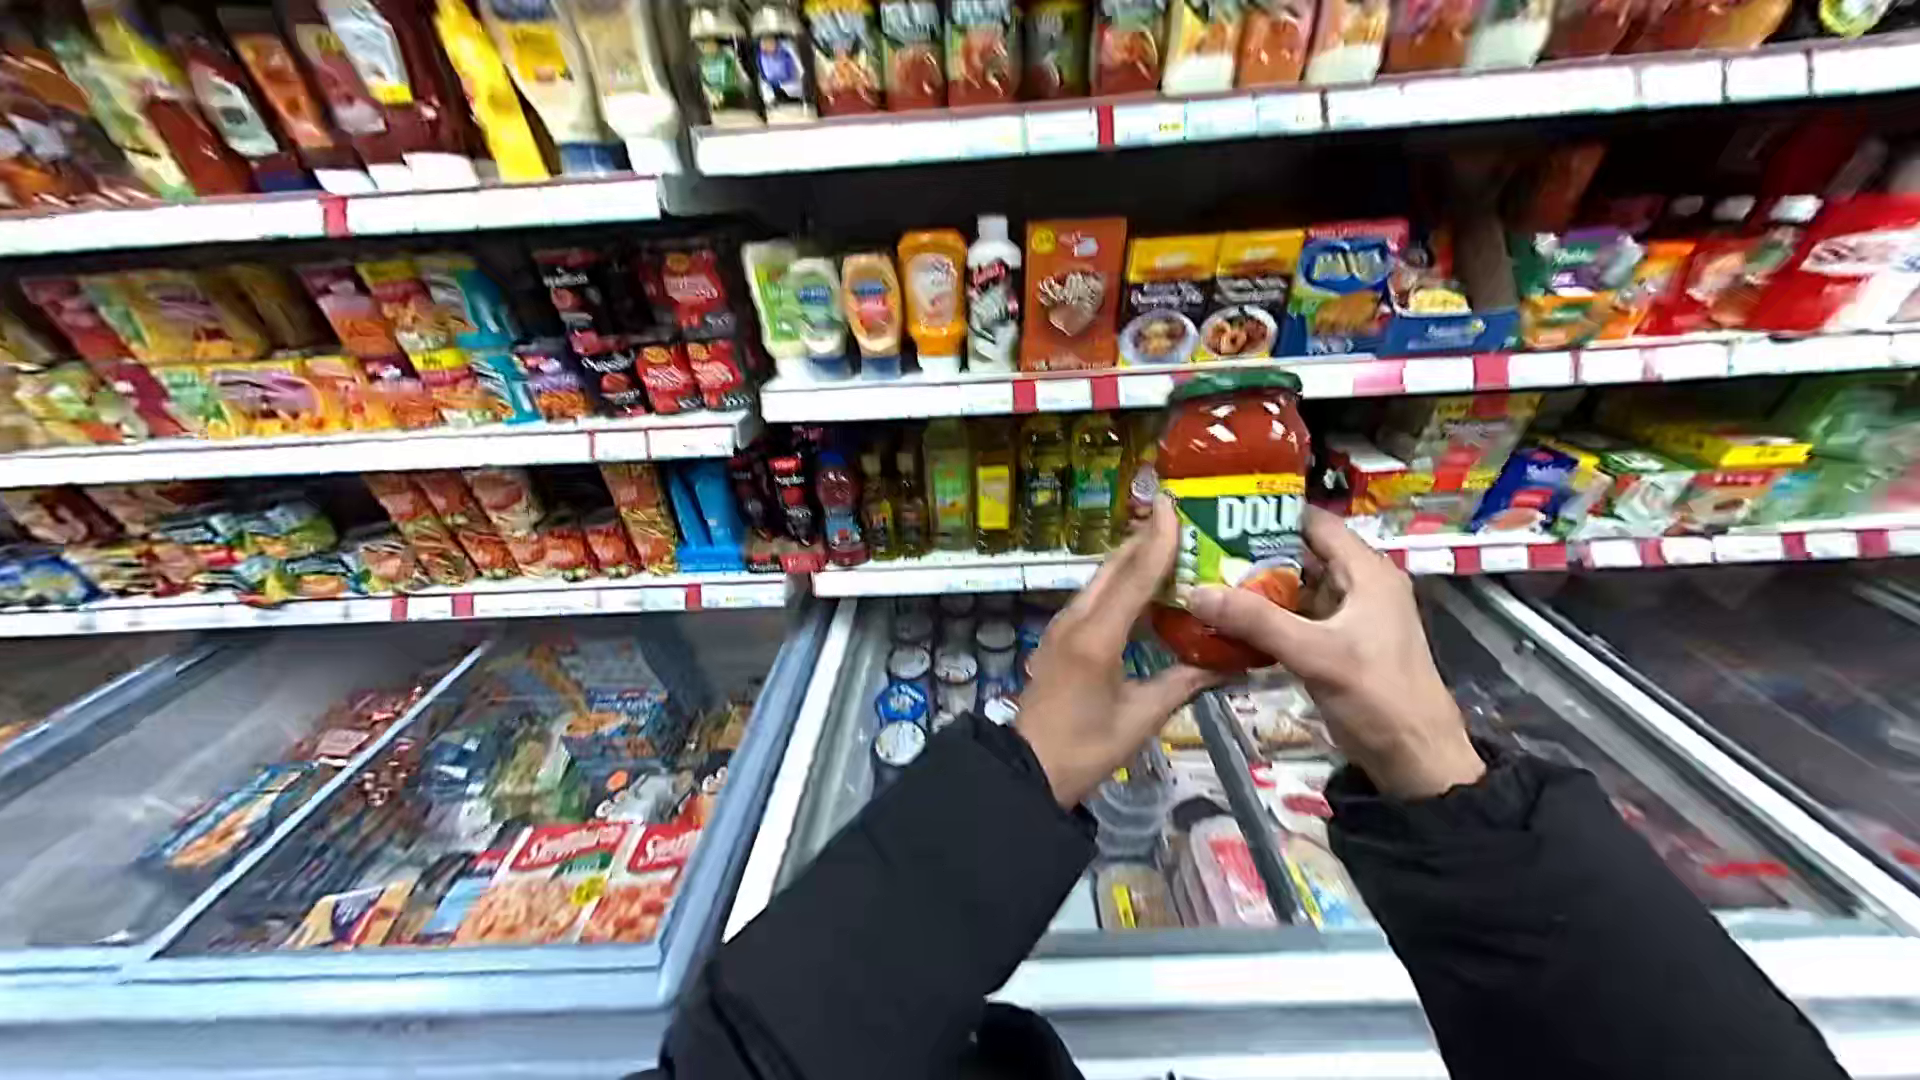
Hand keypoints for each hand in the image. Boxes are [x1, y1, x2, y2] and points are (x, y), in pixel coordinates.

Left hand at [1017, 493, 1222, 807]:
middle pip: (1112, 569)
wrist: (1028, 767)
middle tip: (1177, 520)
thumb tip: (1227, 663)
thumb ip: (1183, 683)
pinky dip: (1118, 585)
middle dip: (1142, 541)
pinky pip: (1092, 599)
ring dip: (1129, 561)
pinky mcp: (1059, 638)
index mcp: (1098, 637)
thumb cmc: (1086, 747)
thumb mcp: (1141, 717)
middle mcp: (1076, 621)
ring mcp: (1062, 627)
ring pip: (1099, 581)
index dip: (1157, 541)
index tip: (1173, 506)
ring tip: (1166, 547)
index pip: (1134, 577)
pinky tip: (1140, 590)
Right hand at [1186, 506, 1483, 799]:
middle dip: (1250, 550)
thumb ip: (1255, 620)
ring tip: (1203, 576)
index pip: (1315, 523)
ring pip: (1289, 585)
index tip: (1221, 510)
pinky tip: (1223, 617)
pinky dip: (1259, 614)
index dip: (1271, 512)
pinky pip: (1289, 615)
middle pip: (1297, 553)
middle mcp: (1355, 585)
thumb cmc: (1378, 695)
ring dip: (1251, 584)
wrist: (1413, 759)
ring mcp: (1342, 615)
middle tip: (1200, 547)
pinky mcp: (1330, 641)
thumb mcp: (1314, 653)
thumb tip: (1195, 592)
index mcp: (1366, 572)